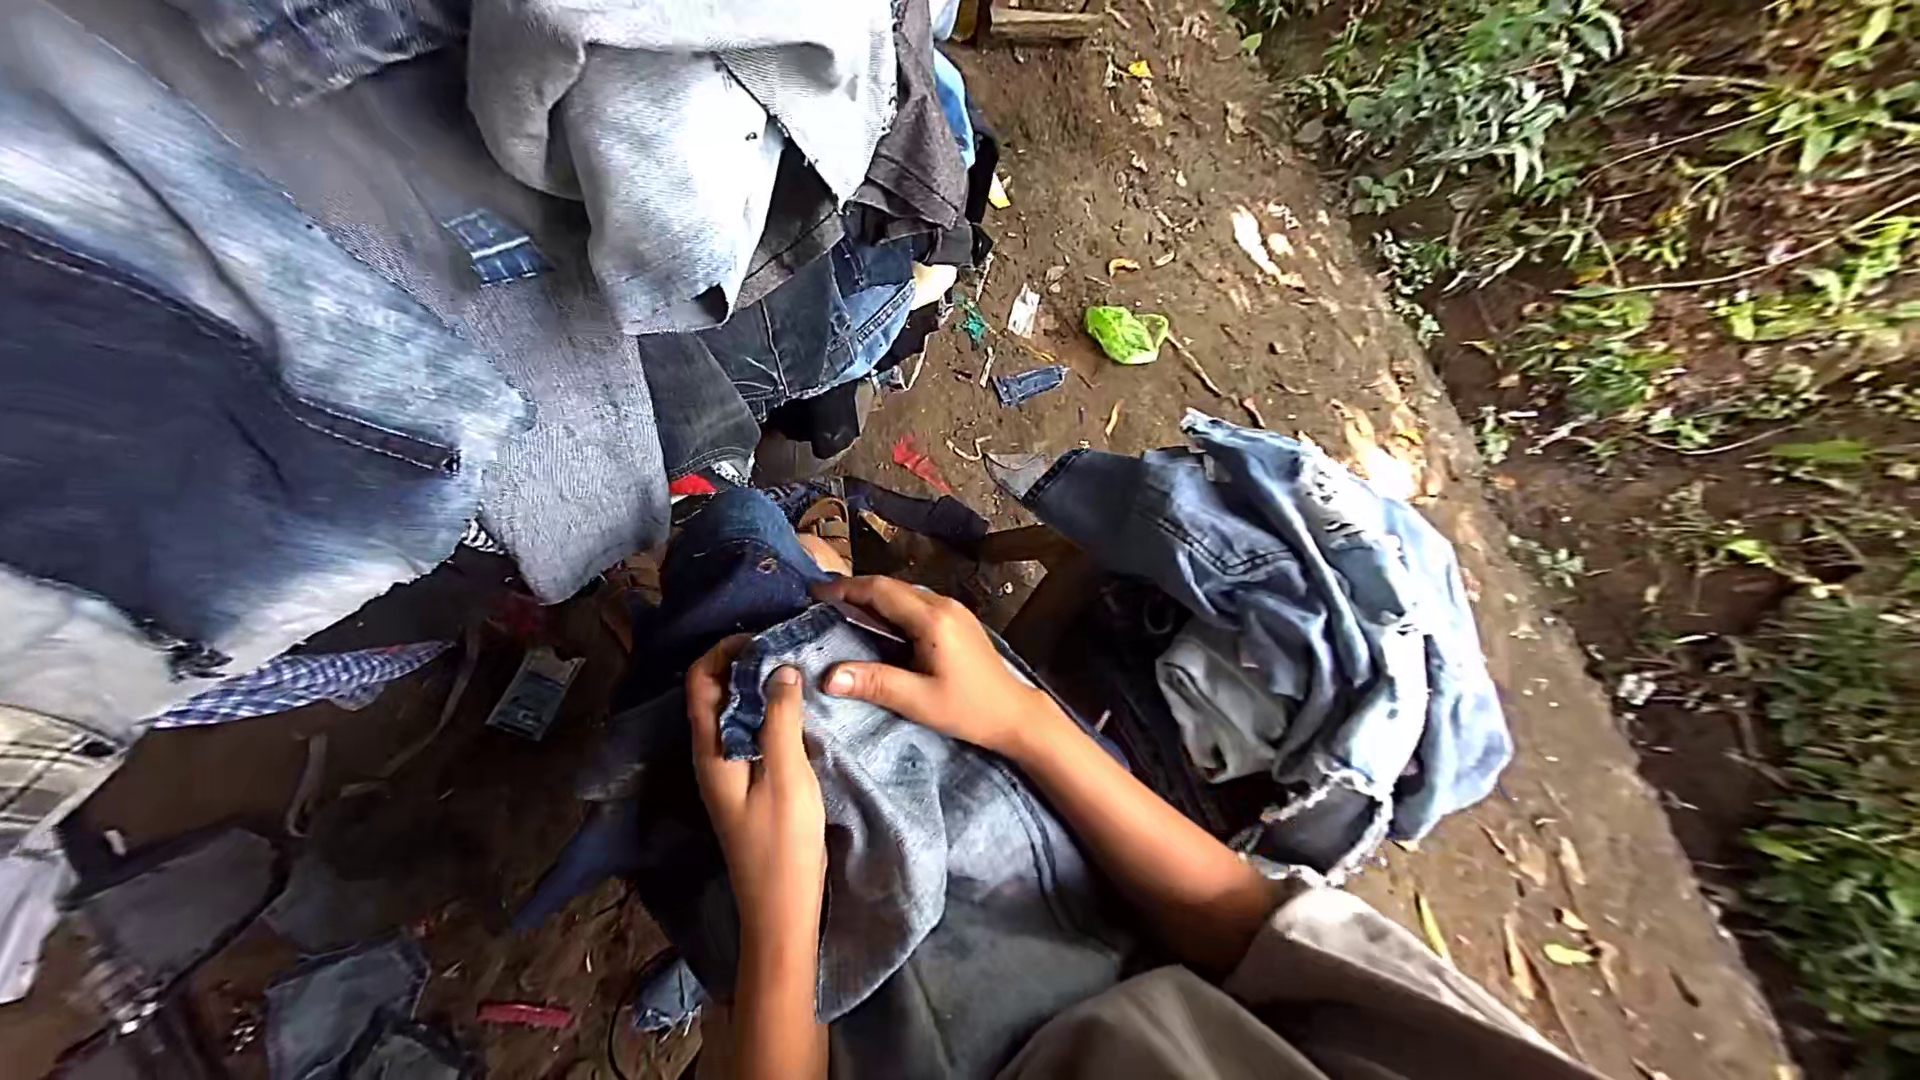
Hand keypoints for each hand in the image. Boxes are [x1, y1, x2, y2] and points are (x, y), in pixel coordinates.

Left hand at [687, 637, 826, 942]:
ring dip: (758, 682)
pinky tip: (800, 705)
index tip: (766, 638)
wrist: (782, 907)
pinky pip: (752, 727)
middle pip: (715, 690)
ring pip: (735, 708)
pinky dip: (770, 706)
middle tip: (787, 646)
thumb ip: (781, 719)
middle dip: (744, 660)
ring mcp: (730, 766)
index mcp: (711, 749)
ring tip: (796, 667)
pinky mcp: (749, 777)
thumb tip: (780, 668)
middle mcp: (712, 752)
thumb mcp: (786, 775)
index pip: (701, 680)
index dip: (725, 650)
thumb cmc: (782, 842)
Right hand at [810, 576, 1071, 757]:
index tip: (815, 592)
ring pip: (904, 593)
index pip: (881, 590)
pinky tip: (876, 622)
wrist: (1015, 713)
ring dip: (873, 597)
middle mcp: (943, 604)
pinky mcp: (957, 619)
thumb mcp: (919, 701)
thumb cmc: (969, 710)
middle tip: (821, 601)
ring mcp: (953, 609)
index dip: (845, 588)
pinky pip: (916, 603)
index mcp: (933, 619)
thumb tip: (828, 676)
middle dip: (855, 590)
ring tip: (841, 609)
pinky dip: (890, 607)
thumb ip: (875, 684)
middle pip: (891, 586)